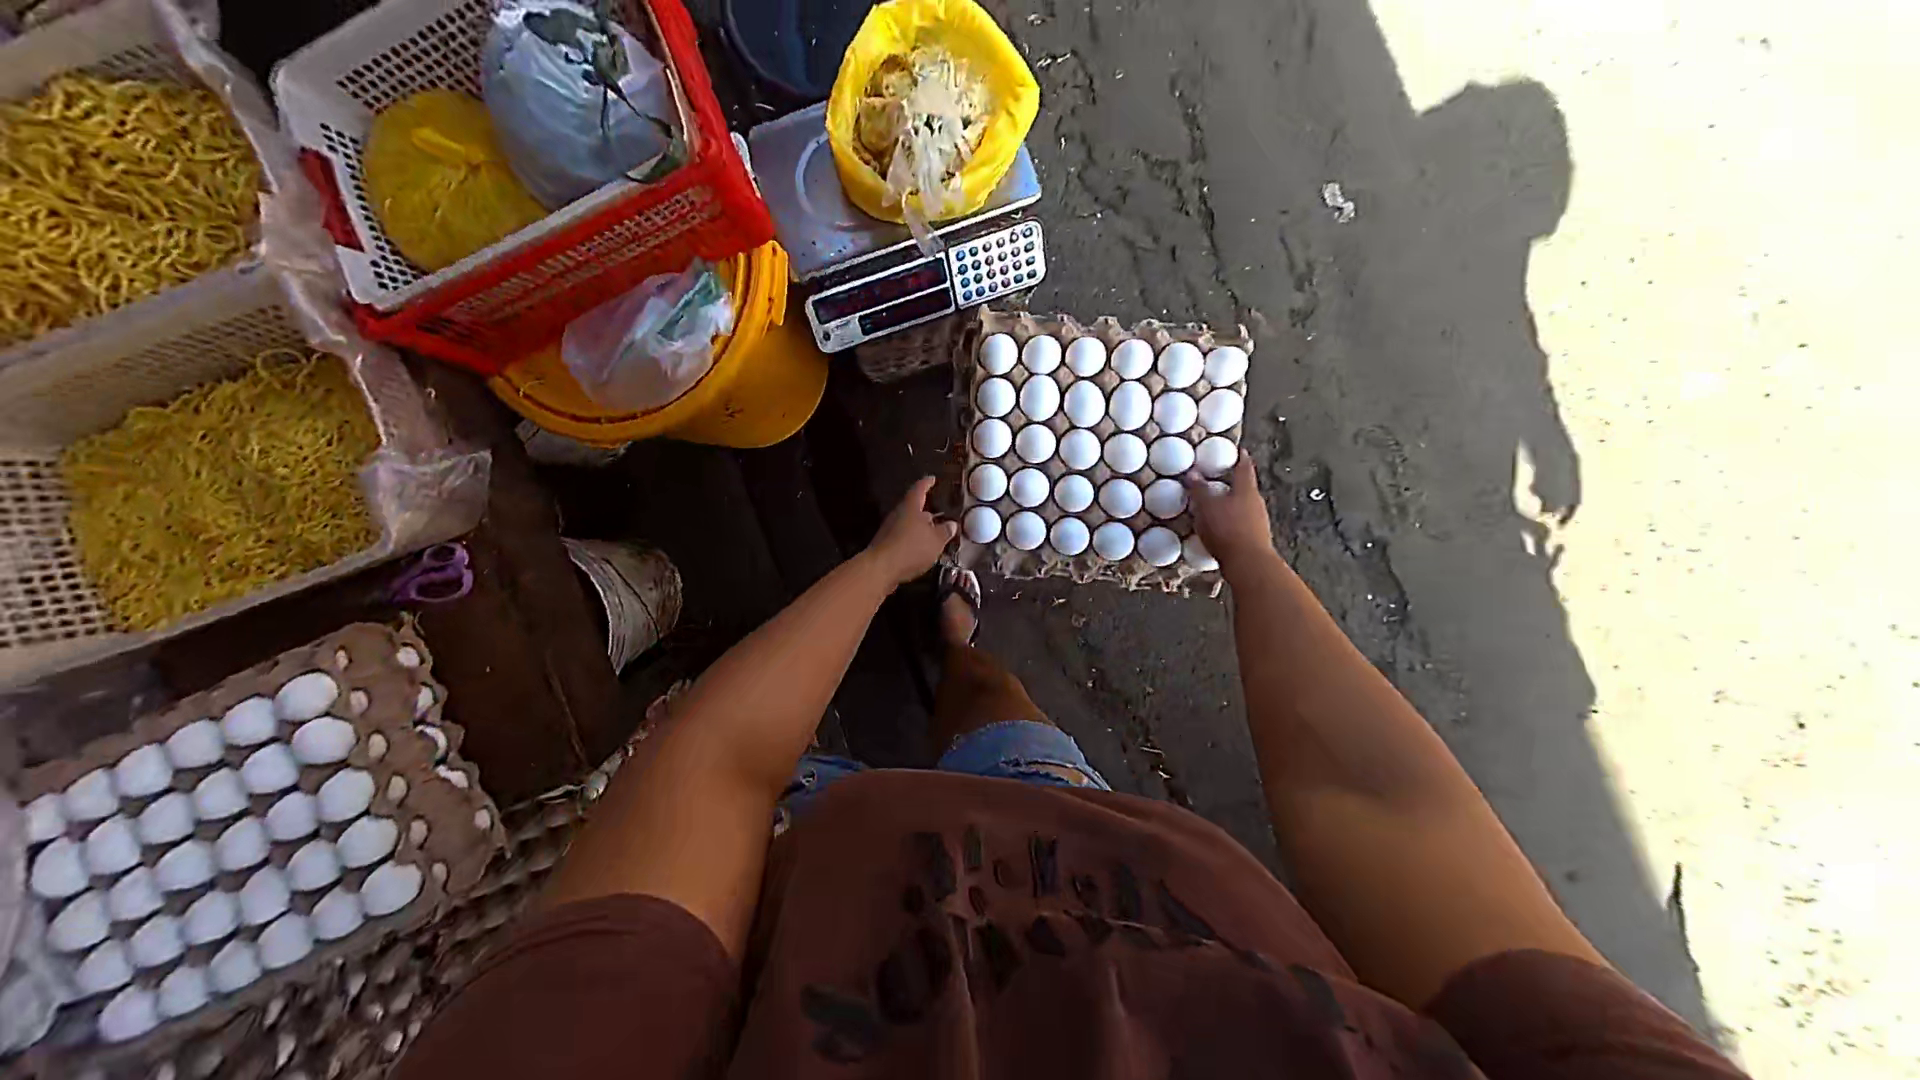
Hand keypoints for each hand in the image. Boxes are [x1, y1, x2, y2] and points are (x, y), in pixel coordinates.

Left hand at [865, 476, 957, 585]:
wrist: (880, 568)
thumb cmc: (911, 548)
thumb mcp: (936, 541)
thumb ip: (945, 531)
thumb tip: (951, 524)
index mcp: (910, 507)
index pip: (919, 489)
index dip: (927, 483)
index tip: (932, 479)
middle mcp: (898, 514)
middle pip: (912, 507)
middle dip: (924, 510)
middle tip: (937, 512)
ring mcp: (889, 529)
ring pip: (907, 523)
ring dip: (919, 527)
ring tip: (932, 533)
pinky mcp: (885, 544)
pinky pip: (902, 537)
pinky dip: (912, 540)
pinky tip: (921, 549)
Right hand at [1183, 451, 1274, 571]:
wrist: (1248, 564)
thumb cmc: (1227, 529)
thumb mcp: (1206, 507)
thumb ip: (1198, 490)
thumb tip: (1192, 474)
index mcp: (1246, 490)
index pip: (1244, 467)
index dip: (1240, 457)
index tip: (1239, 450)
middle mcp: (1256, 503)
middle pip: (1245, 488)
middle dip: (1232, 484)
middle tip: (1218, 480)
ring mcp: (1258, 522)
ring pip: (1244, 507)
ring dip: (1231, 504)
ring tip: (1215, 507)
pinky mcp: (1255, 539)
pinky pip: (1241, 523)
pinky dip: (1231, 521)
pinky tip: (1220, 529)